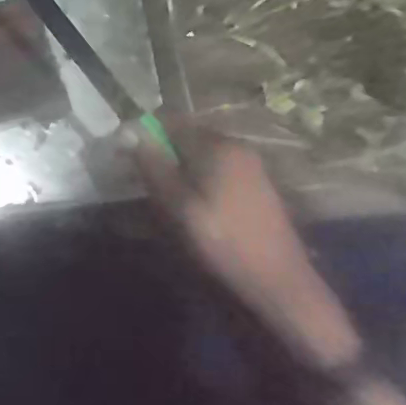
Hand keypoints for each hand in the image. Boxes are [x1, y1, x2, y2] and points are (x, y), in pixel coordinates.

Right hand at [133, 130, 360, 367]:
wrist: (278, 282)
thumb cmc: (223, 243)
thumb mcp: (179, 207)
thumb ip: (154, 167)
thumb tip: (130, 132)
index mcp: (218, 145)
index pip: (171, 121)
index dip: (145, 136)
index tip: (127, 161)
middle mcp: (238, 146)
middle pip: (188, 139)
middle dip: (162, 157)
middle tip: (145, 190)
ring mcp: (251, 166)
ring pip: (202, 158)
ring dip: (179, 174)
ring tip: (167, 207)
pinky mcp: (257, 187)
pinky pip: (217, 173)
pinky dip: (199, 184)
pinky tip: (194, 213)